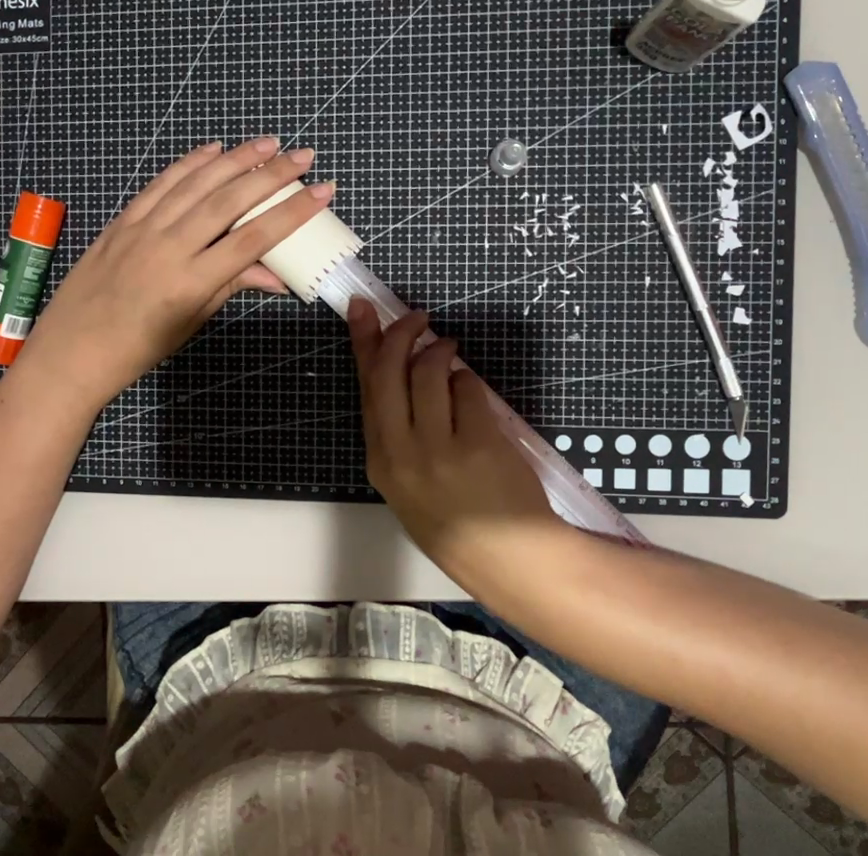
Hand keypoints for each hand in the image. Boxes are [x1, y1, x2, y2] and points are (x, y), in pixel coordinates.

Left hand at [18, 138, 332, 409]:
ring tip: (267, 143)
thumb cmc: (138, 348)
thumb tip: (276, 275)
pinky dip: (189, 164)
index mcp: (191, 281)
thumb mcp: (191, 322)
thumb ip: (231, 287)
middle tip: (303, 155)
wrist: (72, 350)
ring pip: (196, 183)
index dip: (292, 213)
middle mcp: (169, 247)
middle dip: (270, 174)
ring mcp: (142, 229)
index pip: (253, 238)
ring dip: (234, 159)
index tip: (323, 191)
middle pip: (229, 201)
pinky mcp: (122, 220)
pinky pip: (161, 184)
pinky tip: (212, 150)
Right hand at [347, 301, 559, 577]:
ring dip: (439, 350)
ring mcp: (438, 447)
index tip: (363, 310)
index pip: (366, 388)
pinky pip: (467, 389)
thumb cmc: (455, 522)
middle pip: (390, 372)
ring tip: (449, 348)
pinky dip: (467, 380)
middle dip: (399, 333)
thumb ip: (400, 434)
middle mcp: (400, 450)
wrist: (504, 556)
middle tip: (415, 316)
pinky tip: (471, 387)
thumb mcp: (408, 485)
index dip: (364, 343)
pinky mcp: (478, 441)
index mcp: (380, 460)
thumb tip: (406, 374)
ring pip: (427, 372)